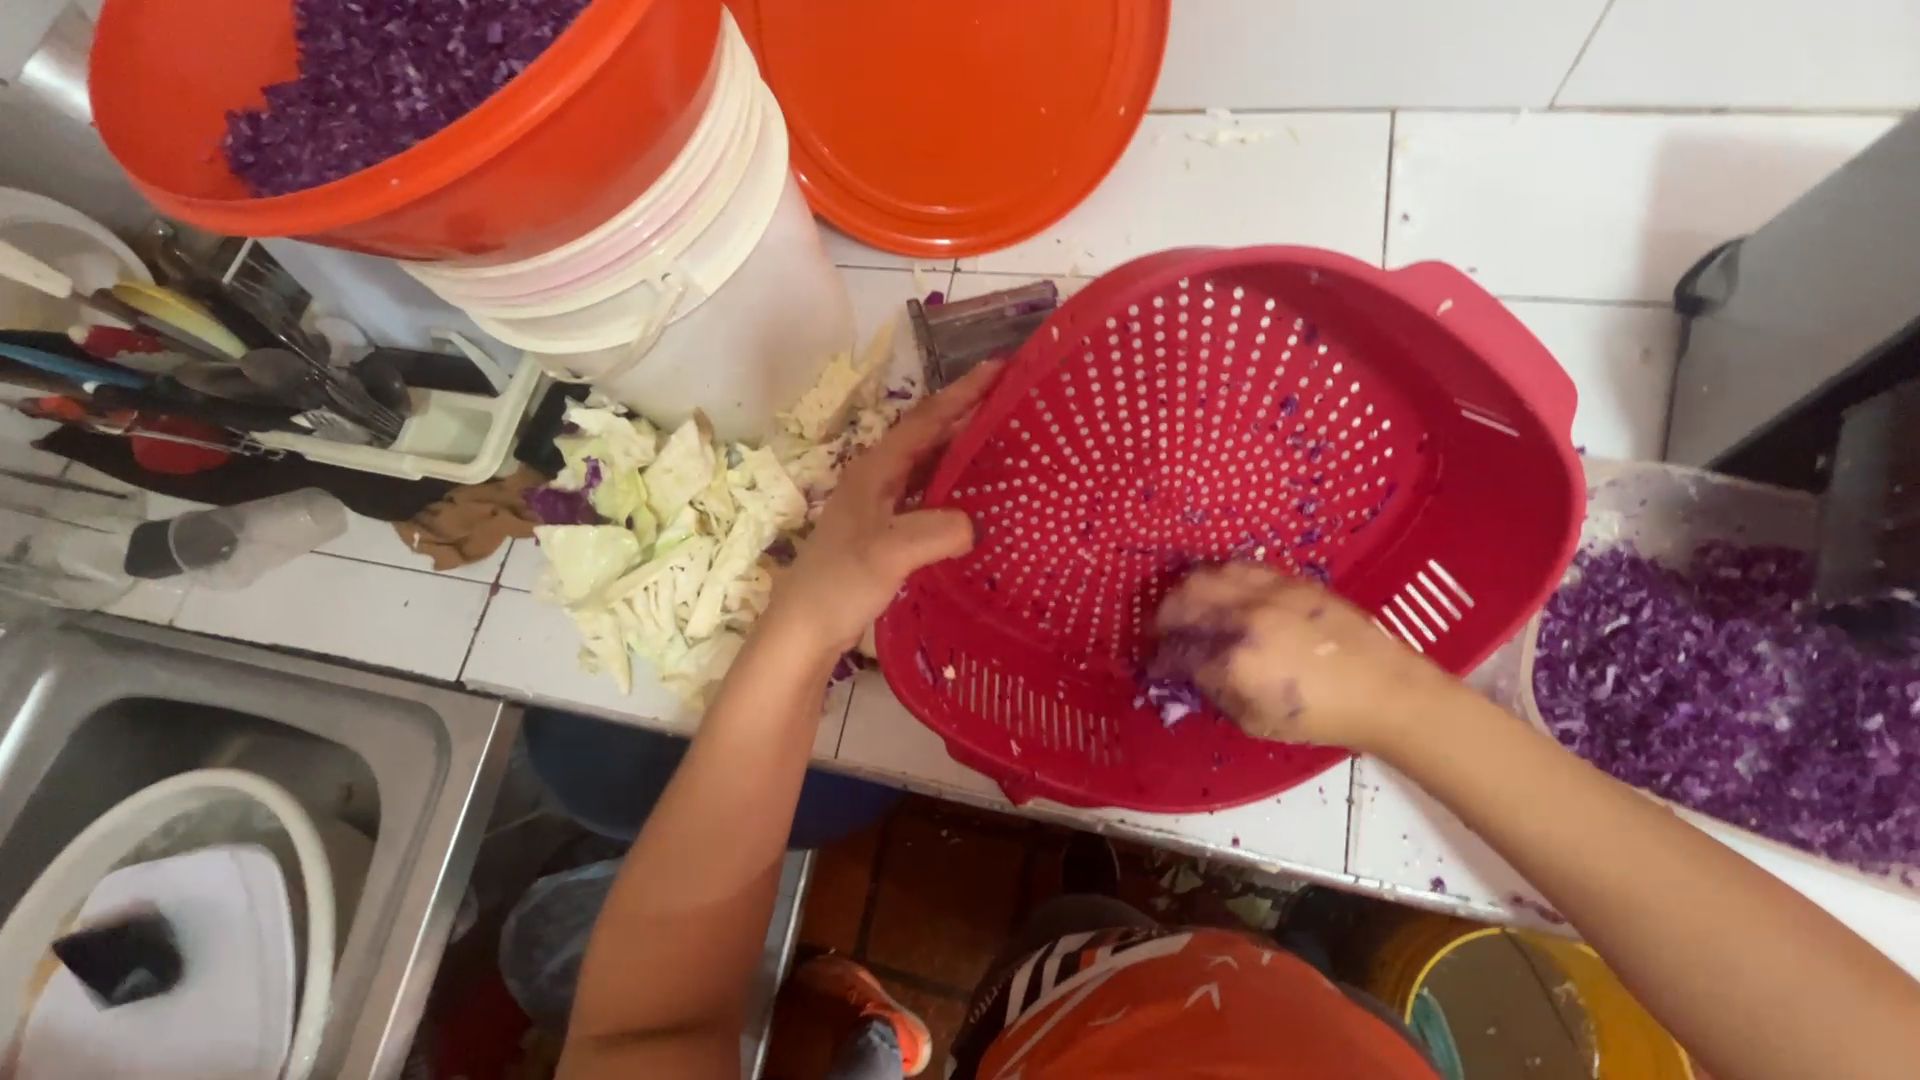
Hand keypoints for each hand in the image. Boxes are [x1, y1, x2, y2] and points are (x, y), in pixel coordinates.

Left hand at [765, 362, 1002, 655]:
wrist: (804, 630)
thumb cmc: (839, 584)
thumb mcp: (889, 553)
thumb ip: (935, 531)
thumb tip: (977, 524)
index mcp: (875, 469)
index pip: (925, 420)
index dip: (962, 393)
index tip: (1000, 368)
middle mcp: (878, 479)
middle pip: (928, 436)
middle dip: (967, 415)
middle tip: (1013, 402)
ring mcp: (881, 507)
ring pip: (929, 466)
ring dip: (963, 451)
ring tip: (1005, 443)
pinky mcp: (887, 533)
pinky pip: (929, 497)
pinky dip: (955, 489)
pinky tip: (978, 500)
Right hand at [1156, 563, 1458, 751]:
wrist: (1384, 690)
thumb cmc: (1320, 717)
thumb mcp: (1255, 722)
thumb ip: (1216, 694)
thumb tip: (1192, 673)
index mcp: (1235, 662)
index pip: (1177, 652)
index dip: (1160, 660)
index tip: (1157, 667)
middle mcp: (1244, 619)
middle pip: (1182, 603)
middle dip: (1163, 619)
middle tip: (1164, 633)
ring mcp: (1267, 594)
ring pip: (1204, 576)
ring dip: (1185, 592)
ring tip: (1186, 607)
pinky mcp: (1288, 581)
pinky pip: (1238, 567)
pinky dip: (1218, 578)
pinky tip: (1220, 592)